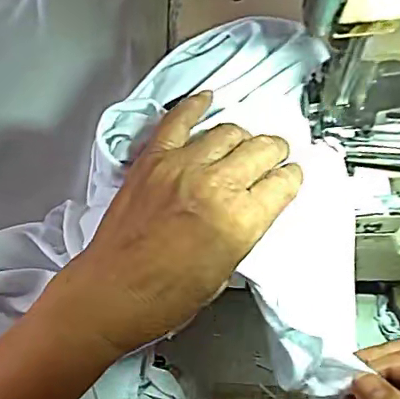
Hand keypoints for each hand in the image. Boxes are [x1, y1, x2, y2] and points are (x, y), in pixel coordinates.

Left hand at [49, 92, 302, 355]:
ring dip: (242, 137)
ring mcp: (180, 167)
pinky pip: (178, 121)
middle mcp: (214, 186)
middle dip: (273, 155)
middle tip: (273, 158)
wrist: (110, 294)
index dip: (289, 180)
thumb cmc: (159, 298)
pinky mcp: (151, 162)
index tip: (287, 179)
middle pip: (262, 150)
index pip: (283, 183)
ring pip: (227, 132)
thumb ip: (240, 235)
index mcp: (239, 220)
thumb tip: (247, 216)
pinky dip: (194, 107)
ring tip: (243, 144)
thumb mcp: (220, 275)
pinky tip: (205, 101)